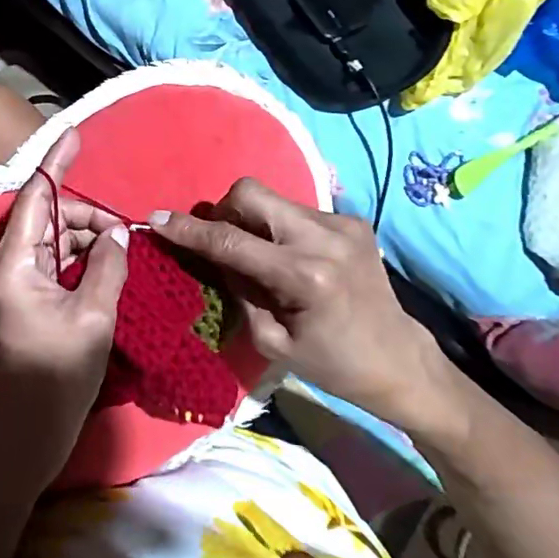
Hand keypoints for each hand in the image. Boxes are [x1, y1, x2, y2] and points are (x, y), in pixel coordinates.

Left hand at [0, 130, 129, 486]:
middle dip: (85, 215)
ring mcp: (15, 283)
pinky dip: (80, 257)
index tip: (74, 133)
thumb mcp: (94, 317)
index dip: (55, 164)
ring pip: (52, 239)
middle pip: (47, 218)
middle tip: (123, 234)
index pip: (35, 198)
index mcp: (14, 265)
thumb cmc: (60, 376)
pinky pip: (54, 261)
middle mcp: (7, 266)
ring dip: (85, 237)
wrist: (31, 432)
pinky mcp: (26, 298)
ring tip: (120, 249)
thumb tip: (116, 234)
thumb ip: (106, 266)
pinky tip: (106, 262)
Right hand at [151, 178, 469, 446]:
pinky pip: (296, 210)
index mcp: (304, 277)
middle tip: (220, 241)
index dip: (189, 230)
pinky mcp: (352, 220)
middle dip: (223, 211)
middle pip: (251, 193)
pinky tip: (289, 256)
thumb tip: (211, 254)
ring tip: (257, 254)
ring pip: (272, 198)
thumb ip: (237, 290)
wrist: (400, 361)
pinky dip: (278, 227)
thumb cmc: (332, 365)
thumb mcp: (271, 341)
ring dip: (252, 219)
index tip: (158, 220)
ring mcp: (342, 223)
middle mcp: (324, 237)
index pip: (231, 242)